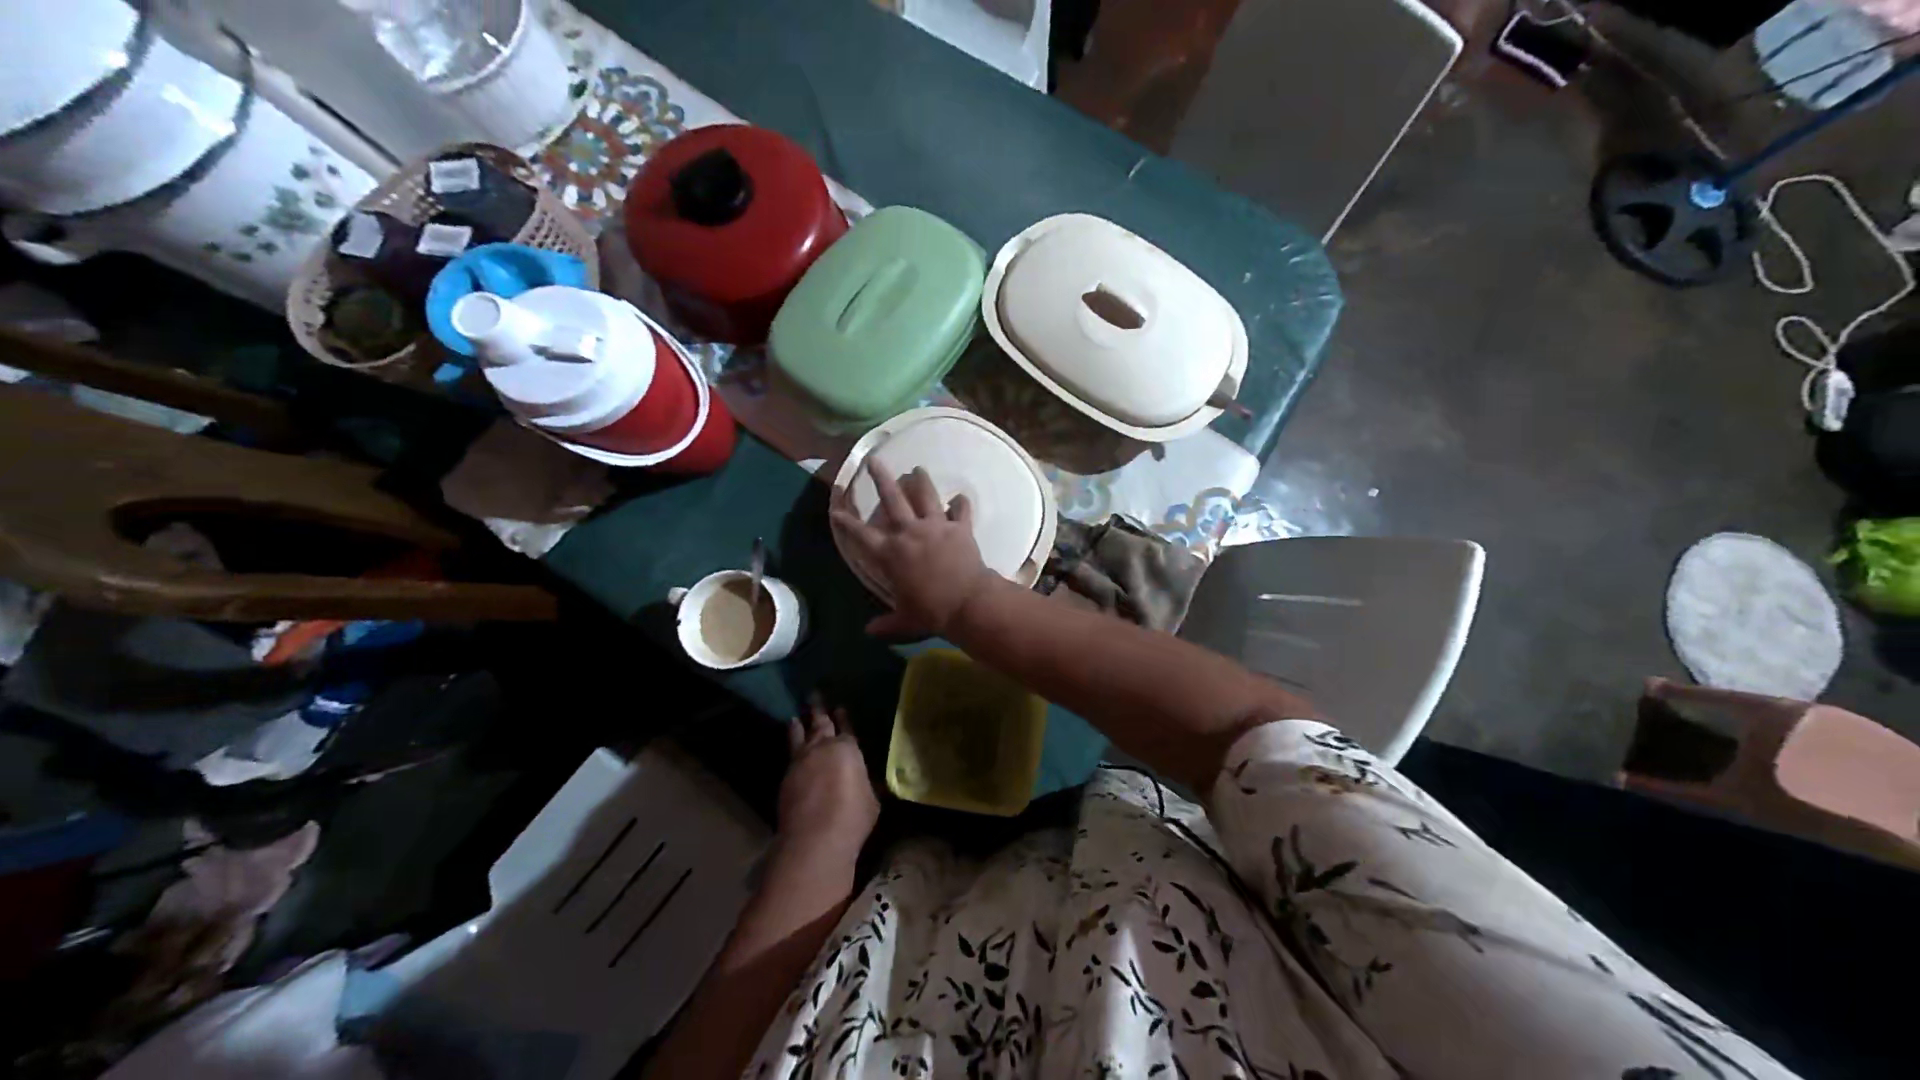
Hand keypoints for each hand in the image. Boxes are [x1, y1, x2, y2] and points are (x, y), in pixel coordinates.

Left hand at [779, 699, 879, 862]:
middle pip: (819, 723)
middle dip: (818, 709)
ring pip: (799, 736)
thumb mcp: (871, 799)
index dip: (844, 717)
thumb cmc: (852, 816)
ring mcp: (800, 762)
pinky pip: (790, 755)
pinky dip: (792, 747)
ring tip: (796, 717)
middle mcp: (822, 748)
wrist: (814, 838)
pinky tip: (793, 750)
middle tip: (814, 695)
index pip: (846, 727)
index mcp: (847, 748)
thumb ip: (866, 784)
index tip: (840, 707)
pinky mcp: (785, 779)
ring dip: (799, 725)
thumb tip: (865, 781)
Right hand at [830, 461, 1000, 636]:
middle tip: (874, 460)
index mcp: (891, 554)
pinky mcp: (960, 529)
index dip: (847, 522)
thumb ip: (886, 623)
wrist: (968, 602)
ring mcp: (936, 527)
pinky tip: (960, 497)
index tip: (836, 508)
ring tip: (918, 468)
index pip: (861, 535)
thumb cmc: (931, 612)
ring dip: (921, 481)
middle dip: (882, 478)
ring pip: (926, 496)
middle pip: (893, 499)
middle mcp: (910, 533)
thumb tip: (869, 632)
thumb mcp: (905, 620)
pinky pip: (960, 512)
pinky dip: (960, 504)